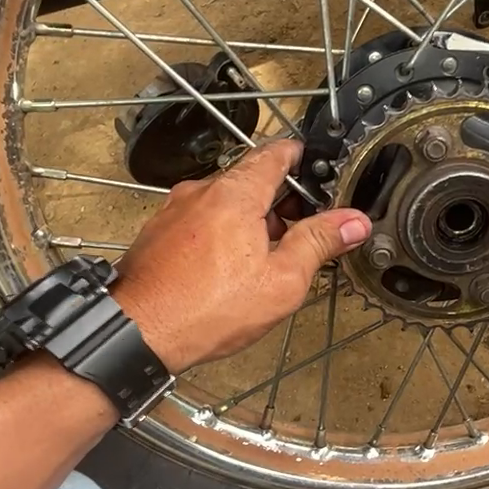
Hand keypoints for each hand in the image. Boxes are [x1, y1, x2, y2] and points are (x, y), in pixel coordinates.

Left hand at [110, 140, 369, 371]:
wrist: (135, 335)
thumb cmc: (205, 309)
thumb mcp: (282, 279)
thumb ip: (318, 243)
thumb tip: (353, 222)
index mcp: (235, 194)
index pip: (274, 153)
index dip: (301, 156)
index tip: (316, 166)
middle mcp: (201, 193)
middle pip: (251, 178)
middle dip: (282, 199)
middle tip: (305, 226)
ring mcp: (175, 212)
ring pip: (225, 201)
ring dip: (253, 218)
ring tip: (272, 254)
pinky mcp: (159, 235)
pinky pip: (202, 220)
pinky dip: (225, 232)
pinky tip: (234, 267)